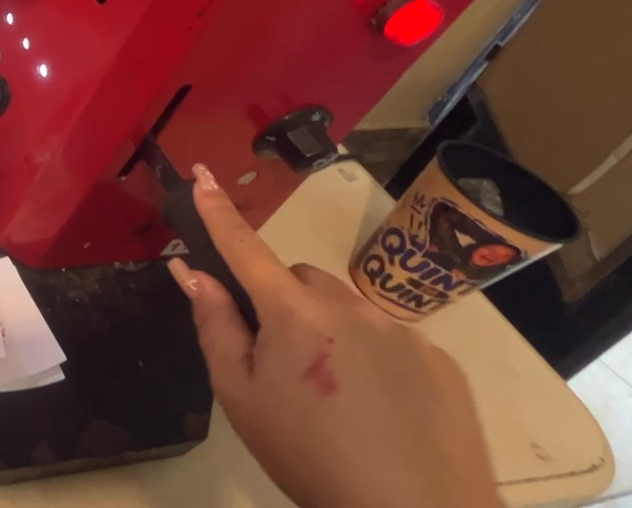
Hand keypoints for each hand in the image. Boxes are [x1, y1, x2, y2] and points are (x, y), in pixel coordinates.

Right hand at [169, 166, 501, 507]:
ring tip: (336, 395)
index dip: (217, 211)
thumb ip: (214, 324)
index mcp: (292, 312)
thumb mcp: (240, 395)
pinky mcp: (442, 362)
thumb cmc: (309, 458)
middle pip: (297, 279)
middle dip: (281, 302)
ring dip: (328, 328)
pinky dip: (373, 356)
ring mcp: (401, 332)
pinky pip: (390, 338)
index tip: (201, 173)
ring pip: (345, 308)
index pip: (243, 246)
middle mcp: (348, 305)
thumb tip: (190, 270)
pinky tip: (380, 410)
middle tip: (280, 361)